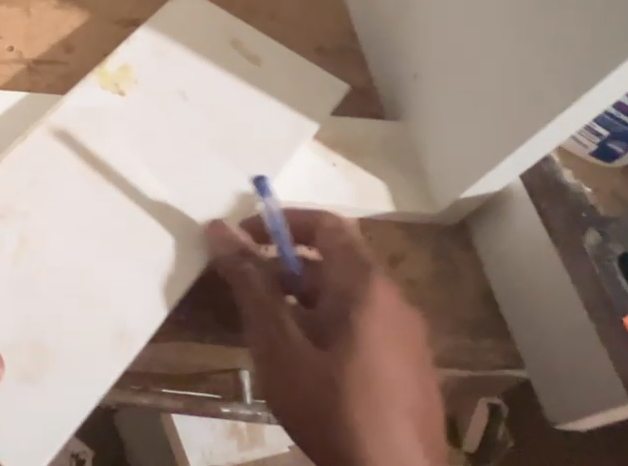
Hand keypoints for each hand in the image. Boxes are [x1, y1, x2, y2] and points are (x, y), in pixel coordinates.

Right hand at [205, 211, 444, 465]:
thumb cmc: (331, 404)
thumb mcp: (276, 341)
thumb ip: (249, 281)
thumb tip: (218, 228)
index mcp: (366, 285)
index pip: (326, 224)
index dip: (281, 222)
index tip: (243, 238)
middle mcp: (395, 302)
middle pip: (334, 262)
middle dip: (284, 267)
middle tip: (246, 289)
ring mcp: (408, 339)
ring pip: (346, 297)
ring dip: (302, 299)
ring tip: (267, 328)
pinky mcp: (410, 371)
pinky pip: (362, 326)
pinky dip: (326, 324)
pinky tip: (302, 361)